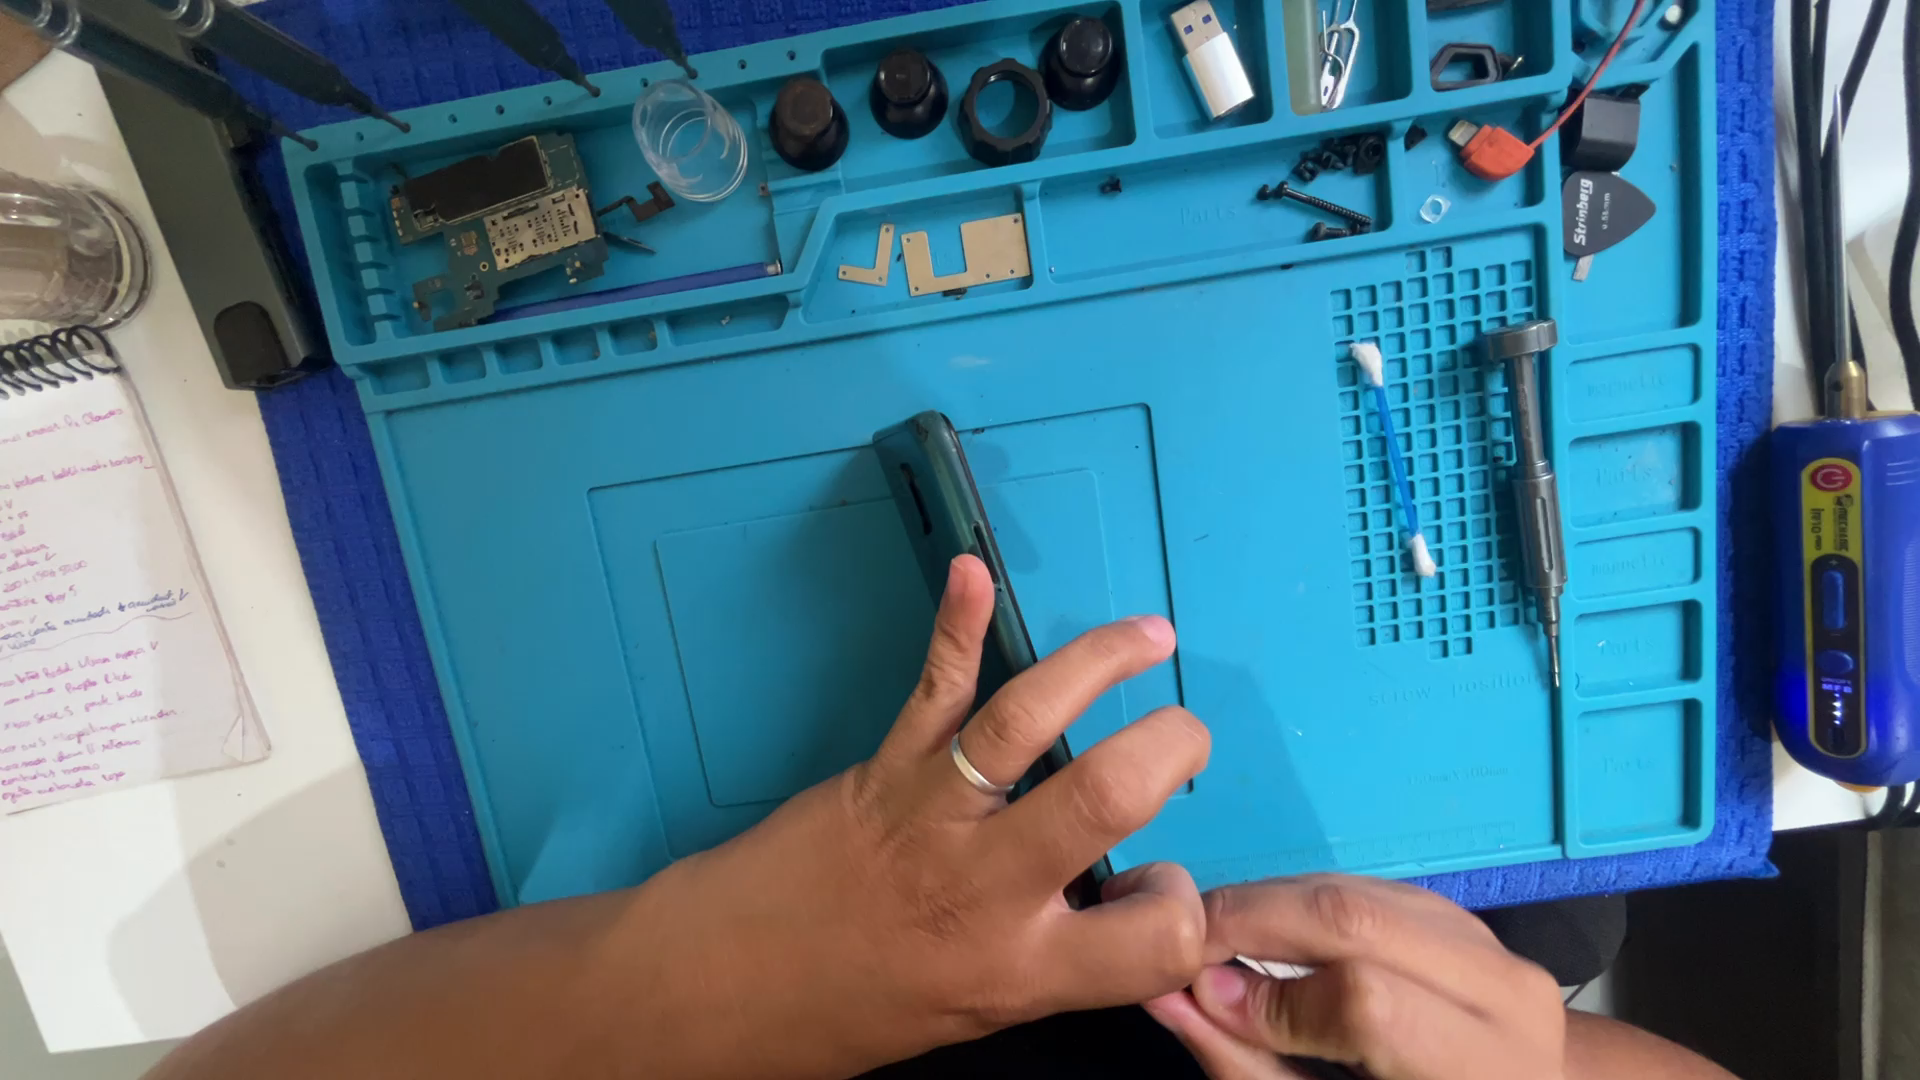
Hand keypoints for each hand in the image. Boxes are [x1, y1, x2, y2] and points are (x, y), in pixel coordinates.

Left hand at [649, 554, 1210, 1076]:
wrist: (728, 980)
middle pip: (1106, 795)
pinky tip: (972, 571)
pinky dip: (956, 623)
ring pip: (1027, 719)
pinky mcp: (888, 763)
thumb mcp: (976, 1011)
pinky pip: (933, 687)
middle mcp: (987, 882)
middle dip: (1169, 748)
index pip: (1154, 936)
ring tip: (1149, 636)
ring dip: (1098, 663)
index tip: (1158, 881)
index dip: (1180, 905)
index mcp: (1021, 968)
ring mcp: (935, 809)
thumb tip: (1121, 889)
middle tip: (1186, 734)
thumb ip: (1058, 958)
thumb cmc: (856, 1008)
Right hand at [1143, 876, 1565, 1079]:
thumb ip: (1247, 1067)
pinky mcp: (1438, 903)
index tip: (1201, 996)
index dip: (1271, 997)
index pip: (1368, 1001)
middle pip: (1348, 916)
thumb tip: (1165, 994)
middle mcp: (1497, 983)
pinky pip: (1346, 882)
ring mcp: (1472, 931)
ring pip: (1340, 886)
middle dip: (1246, 918)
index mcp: (1487, 1065)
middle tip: (1183, 938)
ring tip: (1215, 934)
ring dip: (1259, 903)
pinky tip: (1263, 930)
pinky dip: (1287, 901)